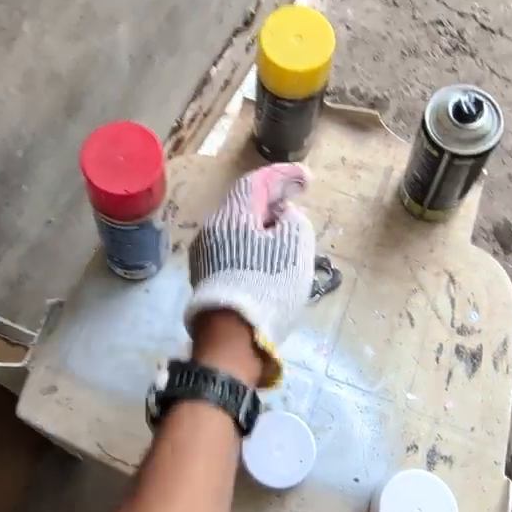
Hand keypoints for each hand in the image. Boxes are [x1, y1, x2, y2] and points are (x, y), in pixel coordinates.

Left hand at [184, 164, 315, 387]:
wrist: (233, 335)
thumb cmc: (267, 285)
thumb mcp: (295, 246)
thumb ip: (293, 221)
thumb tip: (282, 216)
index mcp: (232, 214)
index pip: (256, 182)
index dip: (283, 176)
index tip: (307, 179)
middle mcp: (212, 228)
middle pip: (243, 205)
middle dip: (270, 202)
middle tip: (295, 204)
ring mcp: (205, 254)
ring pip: (236, 229)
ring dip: (260, 226)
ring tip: (284, 233)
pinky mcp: (205, 277)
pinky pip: (231, 249)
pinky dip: (250, 245)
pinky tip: (266, 257)